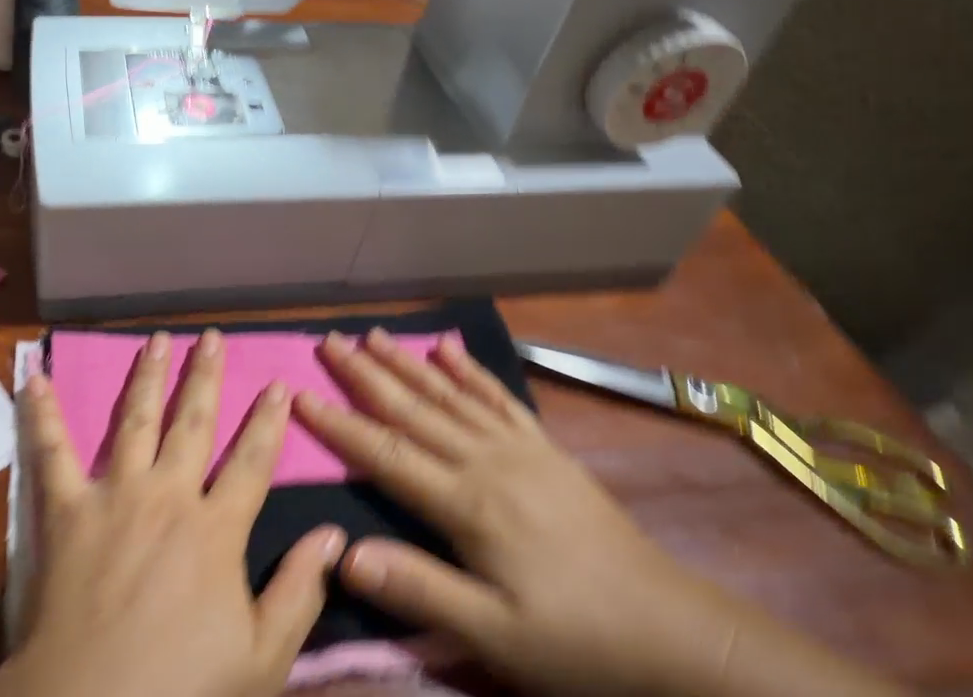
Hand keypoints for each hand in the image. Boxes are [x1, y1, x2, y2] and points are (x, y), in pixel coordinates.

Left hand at [0, 329, 347, 696]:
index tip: (277, 383)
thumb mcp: (263, 655)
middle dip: (205, 377)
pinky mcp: (66, 509)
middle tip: (212, 337)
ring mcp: (114, 495)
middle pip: (192, 423)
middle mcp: (168, 495)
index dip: (267, 421)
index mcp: (217, 528)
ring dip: (148, 377)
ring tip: (157, 340)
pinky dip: (42, 416)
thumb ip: (300, 591)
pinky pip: (52, 453)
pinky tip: (35, 380)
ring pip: (135, 421)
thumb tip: (335, 537)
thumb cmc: (183, 684)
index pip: (252, 461)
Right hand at [296, 331, 910, 696]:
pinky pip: (500, 400)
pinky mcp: (548, 453)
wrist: (672, 632)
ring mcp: (522, 451)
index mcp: (468, 504)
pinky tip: (451, 350)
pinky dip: (472, 373)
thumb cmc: (575, 639)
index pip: (387, 455)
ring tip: (375, 334)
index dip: (340, 426)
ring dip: (410, 363)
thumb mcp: (493, 633)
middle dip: (367, 375)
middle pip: (415, 410)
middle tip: (328, 340)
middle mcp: (489, 462)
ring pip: (452, 395)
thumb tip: (343, 554)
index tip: (299, 394)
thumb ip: (418, 588)